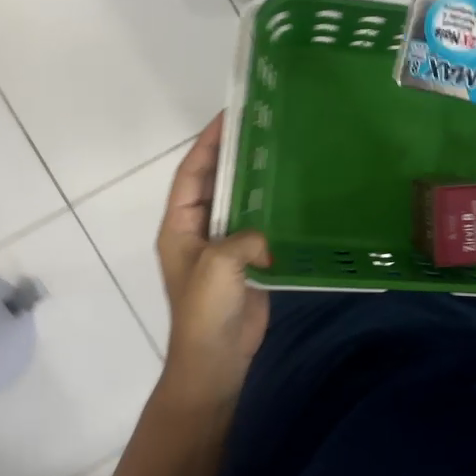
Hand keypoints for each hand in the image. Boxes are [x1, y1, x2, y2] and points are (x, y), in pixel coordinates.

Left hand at [155, 115, 270, 400]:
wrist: (216, 359)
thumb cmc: (205, 311)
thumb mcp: (218, 267)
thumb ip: (241, 238)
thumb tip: (264, 237)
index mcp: (180, 227)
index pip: (191, 174)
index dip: (207, 144)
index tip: (230, 116)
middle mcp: (199, 231)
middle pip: (215, 184)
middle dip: (234, 157)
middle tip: (264, 128)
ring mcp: (223, 247)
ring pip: (239, 204)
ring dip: (256, 182)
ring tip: (283, 155)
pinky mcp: (246, 262)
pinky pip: (259, 227)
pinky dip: (273, 211)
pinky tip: (296, 198)